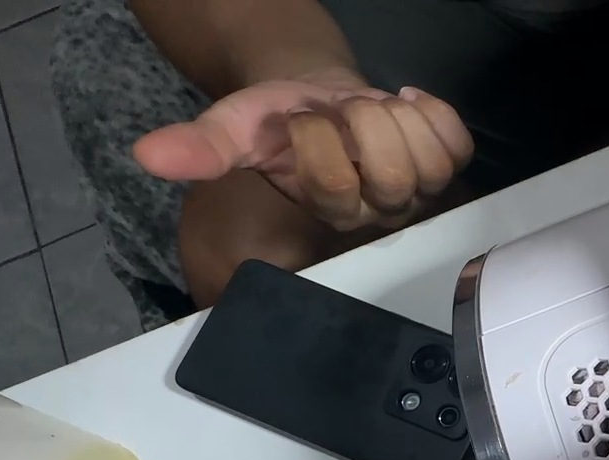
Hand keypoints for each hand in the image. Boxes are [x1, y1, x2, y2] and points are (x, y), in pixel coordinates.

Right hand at [133, 68, 473, 230]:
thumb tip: (150, 156)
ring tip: (375, 105)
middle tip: (347, 109)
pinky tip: (407, 101)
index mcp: (333, 208)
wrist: (321, 104)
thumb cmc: (281, 123)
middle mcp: (384, 208)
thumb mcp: (236, 129)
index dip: (316, 137)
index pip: (334, 182)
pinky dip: (434, 111)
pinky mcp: (447, 167)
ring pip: (432, 164)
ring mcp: (421, 191)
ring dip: (400, 118)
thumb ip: (203, 147)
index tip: (302, 118)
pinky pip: (459, 144)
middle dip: (367, 125)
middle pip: (395, 177)